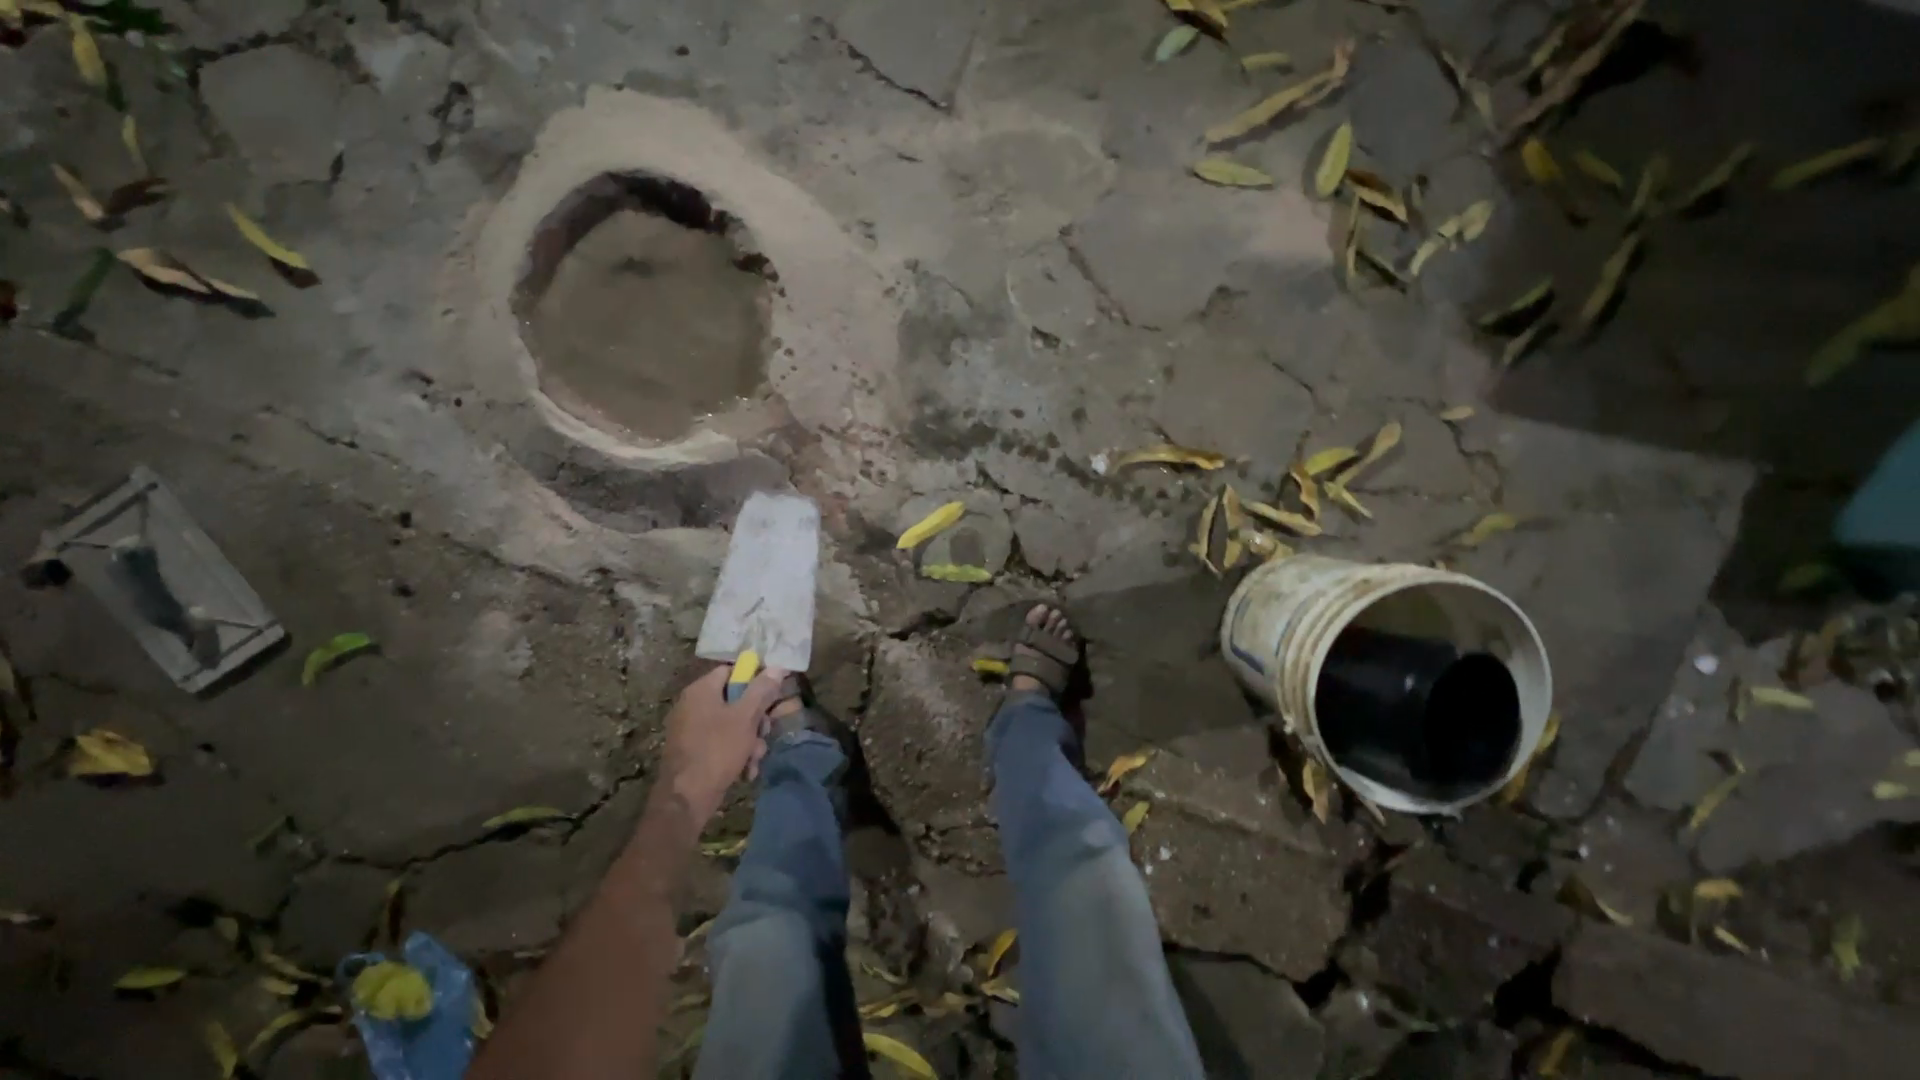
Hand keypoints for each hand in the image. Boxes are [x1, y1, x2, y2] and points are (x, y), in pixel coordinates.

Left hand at [660, 665, 782, 823]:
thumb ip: (761, 690)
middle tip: (766, 732)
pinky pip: (721, 742)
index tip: (772, 696)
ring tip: (755, 758)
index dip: (754, 680)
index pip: (732, 671)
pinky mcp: (694, 750)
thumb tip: (777, 667)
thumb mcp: (745, 717)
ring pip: (732, 725)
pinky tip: (746, 770)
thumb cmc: (717, 749)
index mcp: (701, 690)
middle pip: (734, 700)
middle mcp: (693, 705)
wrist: (687, 796)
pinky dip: (736, 753)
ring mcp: (691, 728)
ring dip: (749, 740)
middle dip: (756, 719)